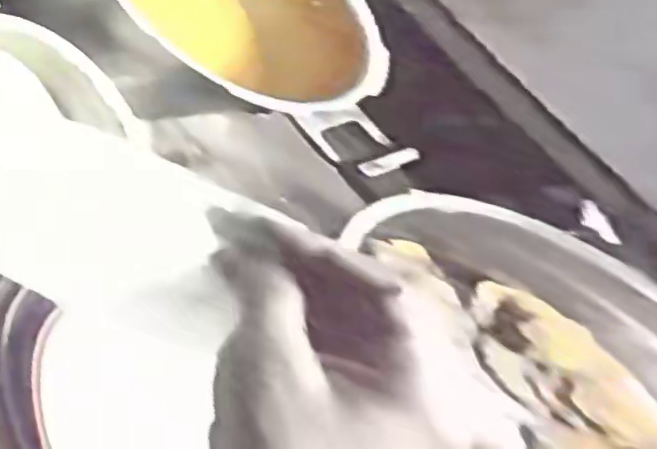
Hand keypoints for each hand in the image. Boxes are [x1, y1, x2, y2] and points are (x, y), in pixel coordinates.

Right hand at [208, 214, 521, 448]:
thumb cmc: (284, 443)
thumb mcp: (272, 364)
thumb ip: (267, 295)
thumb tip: (255, 250)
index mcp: (423, 388)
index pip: (390, 295)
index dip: (329, 252)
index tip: (267, 228)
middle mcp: (416, 388)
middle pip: (366, 301)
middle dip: (300, 260)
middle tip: (242, 231)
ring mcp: (379, 395)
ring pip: (340, 314)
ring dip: (286, 277)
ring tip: (232, 252)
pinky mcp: (344, 398)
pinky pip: (323, 335)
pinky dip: (283, 304)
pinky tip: (242, 284)